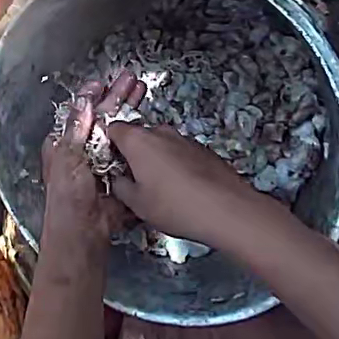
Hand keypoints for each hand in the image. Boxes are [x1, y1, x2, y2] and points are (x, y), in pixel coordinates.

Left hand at [40, 73, 140, 247]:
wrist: (84, 233)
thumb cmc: (68, 195)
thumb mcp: (67, 157)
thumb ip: (76, 128)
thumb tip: (84, 100)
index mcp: (64, 143)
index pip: (80, 112)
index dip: (92, 96)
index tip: (104, 81)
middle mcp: (83, 149)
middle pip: (102, 118)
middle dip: (117, 97)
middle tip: (131, 78)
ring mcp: (102, 161)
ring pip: (119, 131)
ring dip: (130, 112)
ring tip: (141, 91)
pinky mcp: (119, 175)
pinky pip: (130, 152)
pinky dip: (140, 138)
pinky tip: (149, 124)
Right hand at [107, 123, 271, 249]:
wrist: (228, 209)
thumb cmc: (174, 205)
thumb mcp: (137, 204)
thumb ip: (120, 186)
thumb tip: (118, 179)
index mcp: (136, 139)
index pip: (113, 129)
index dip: (109, 145)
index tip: (113, 165)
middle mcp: (159, 131)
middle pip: (138, 135)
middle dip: (133, 153)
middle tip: (136, 180)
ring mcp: (183, 138)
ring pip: (160, 144)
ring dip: (157, 159)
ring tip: (163, 188)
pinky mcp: (203, 149)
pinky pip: (180, 152)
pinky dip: (177, 164)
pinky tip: (184, 189)